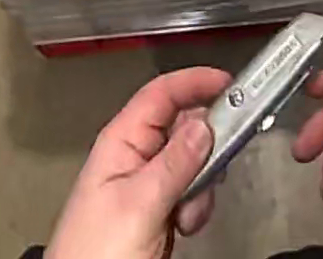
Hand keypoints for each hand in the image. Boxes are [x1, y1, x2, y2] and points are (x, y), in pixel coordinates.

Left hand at [47, 66, 230, 258]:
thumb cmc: (94, 256)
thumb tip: (205, 124)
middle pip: (184, 123)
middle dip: (205, 145)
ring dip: (202, 182)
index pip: (162, 92)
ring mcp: (147, 182)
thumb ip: (176, 162)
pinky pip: (192, 188)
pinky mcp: (158, 207)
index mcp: (122, 141)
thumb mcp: (139, 205)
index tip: (228, 83)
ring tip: (189, 209)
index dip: (195, 81)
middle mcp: (135, 155)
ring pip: (193, 158)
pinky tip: (185, 223)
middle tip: (218, 160)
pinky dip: (197, 203)